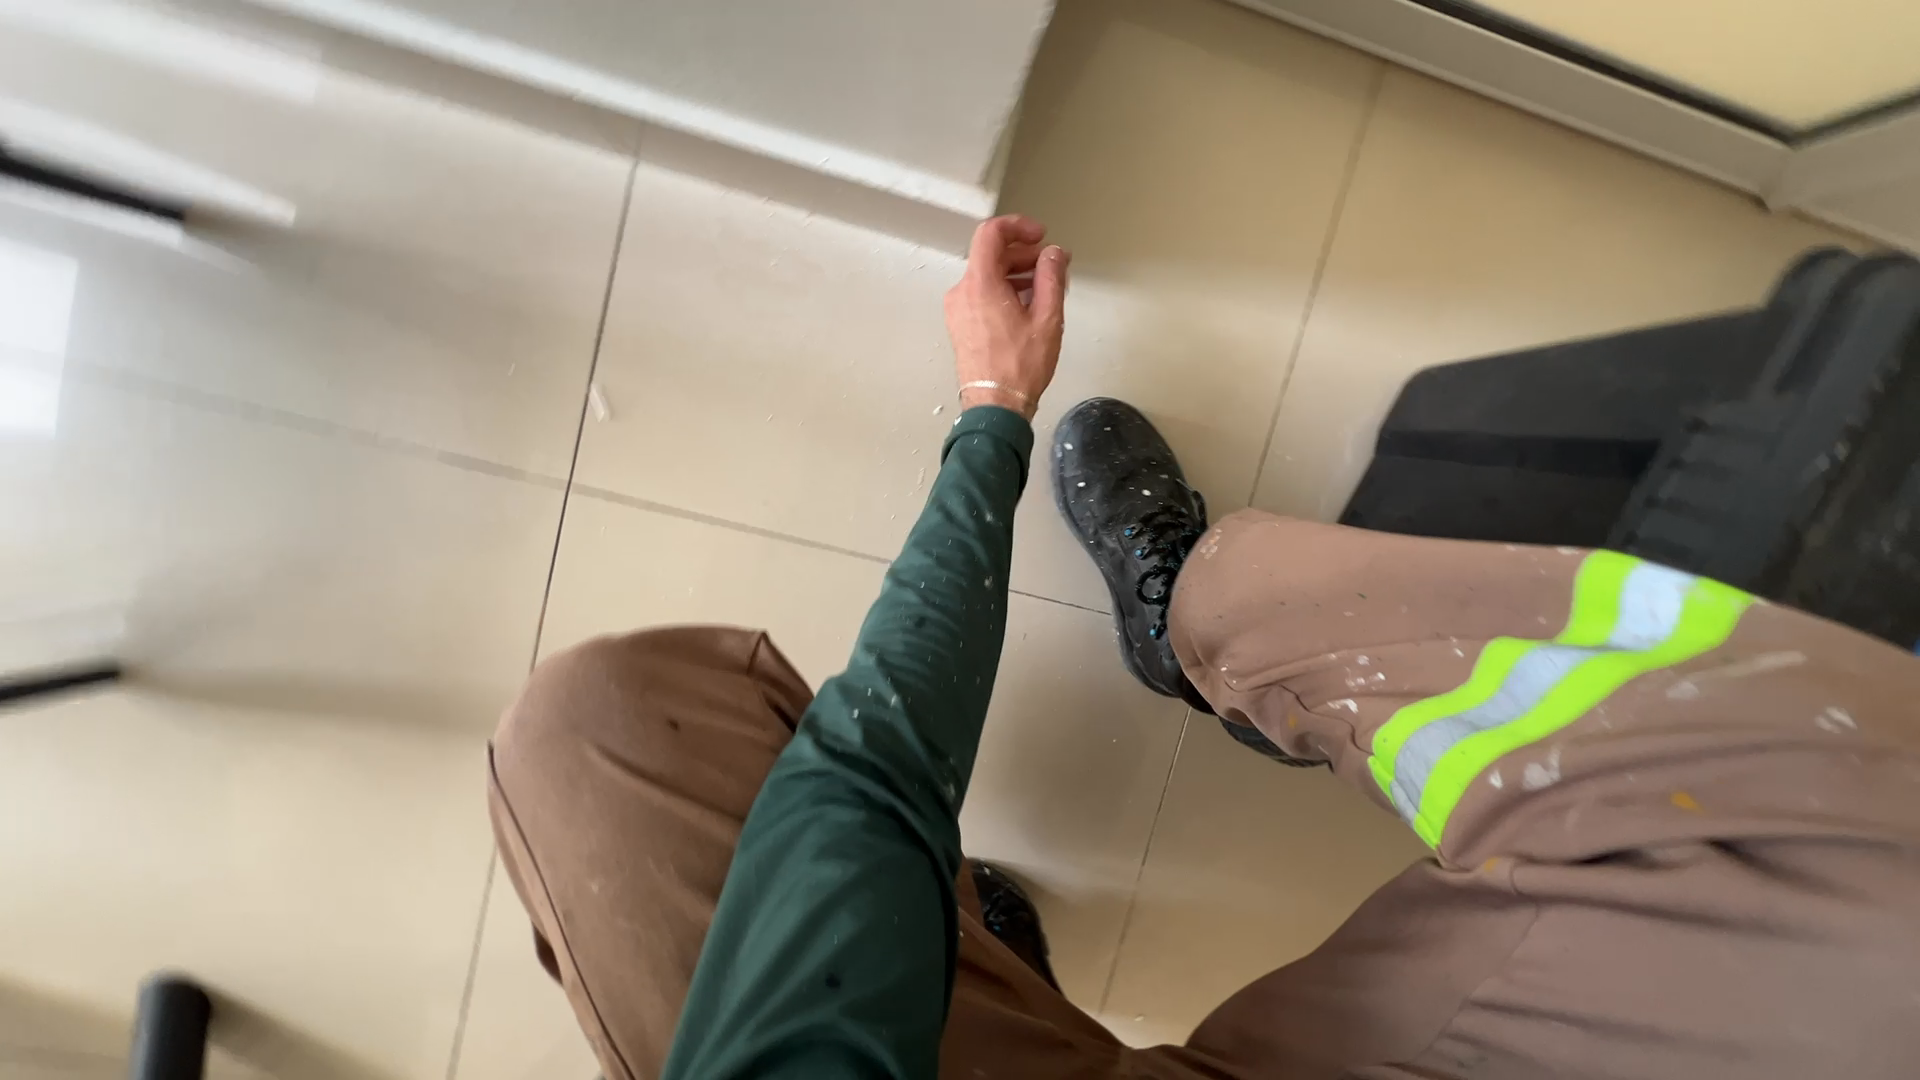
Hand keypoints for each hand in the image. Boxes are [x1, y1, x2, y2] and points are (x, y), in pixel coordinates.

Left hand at [944, 214, 1069, 419]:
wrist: (996, 406)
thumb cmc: (1020, 368)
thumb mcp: (1047, 318)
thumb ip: (1051, 276)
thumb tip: (1053, 253)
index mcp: (980, 284)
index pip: (991, 233)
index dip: (1018, 227)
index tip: (1040, 236)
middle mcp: (962, 293)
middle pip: (990, 256)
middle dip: (1023, 254)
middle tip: (1050, 265)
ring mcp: (957, 311)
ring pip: (986, 277)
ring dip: (1014, 274)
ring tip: (1043, 289)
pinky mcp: (960, 326)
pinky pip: (980, 296)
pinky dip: (1002, 292)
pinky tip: (1025, 307)